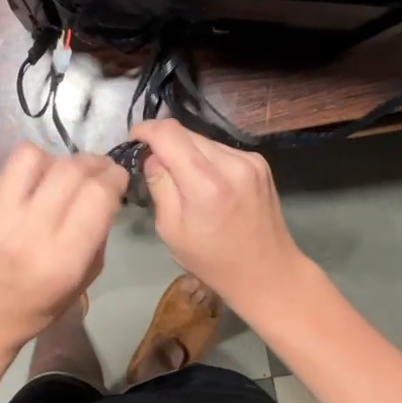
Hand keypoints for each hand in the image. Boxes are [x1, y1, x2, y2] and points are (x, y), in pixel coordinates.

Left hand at [0, 143, 126, 354]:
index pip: (97, 195)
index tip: (118, 177)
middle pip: (71, 170)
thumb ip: (97, 235)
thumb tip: (106, 192)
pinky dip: (30, 168)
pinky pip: (10, 166)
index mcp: (61, 259)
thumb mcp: (81, 281)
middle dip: (93, 162)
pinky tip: (34, 184)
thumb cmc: (35, 308)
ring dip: (56, 159)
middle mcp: (29, 231)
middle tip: (98, 169)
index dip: (114, 177)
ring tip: (60, 175)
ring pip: (34, 155)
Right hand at [130, 118, 309, 304]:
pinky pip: (221, 149)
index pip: (167, 133)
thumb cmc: (212, 260)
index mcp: (205, 183)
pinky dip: (207, 159)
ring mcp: (250, 160)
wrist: (268, 272)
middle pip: (185, 132)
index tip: (133, 141)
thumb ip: (159, 185)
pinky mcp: (260, 162)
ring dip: (186, 152)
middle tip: (154, 166)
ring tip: (183, 180)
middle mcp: (231, 163)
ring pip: (203, 139)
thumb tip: (151, 155)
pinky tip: (209, 184)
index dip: (145, 130)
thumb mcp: (170, 230)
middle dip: (164, 143)